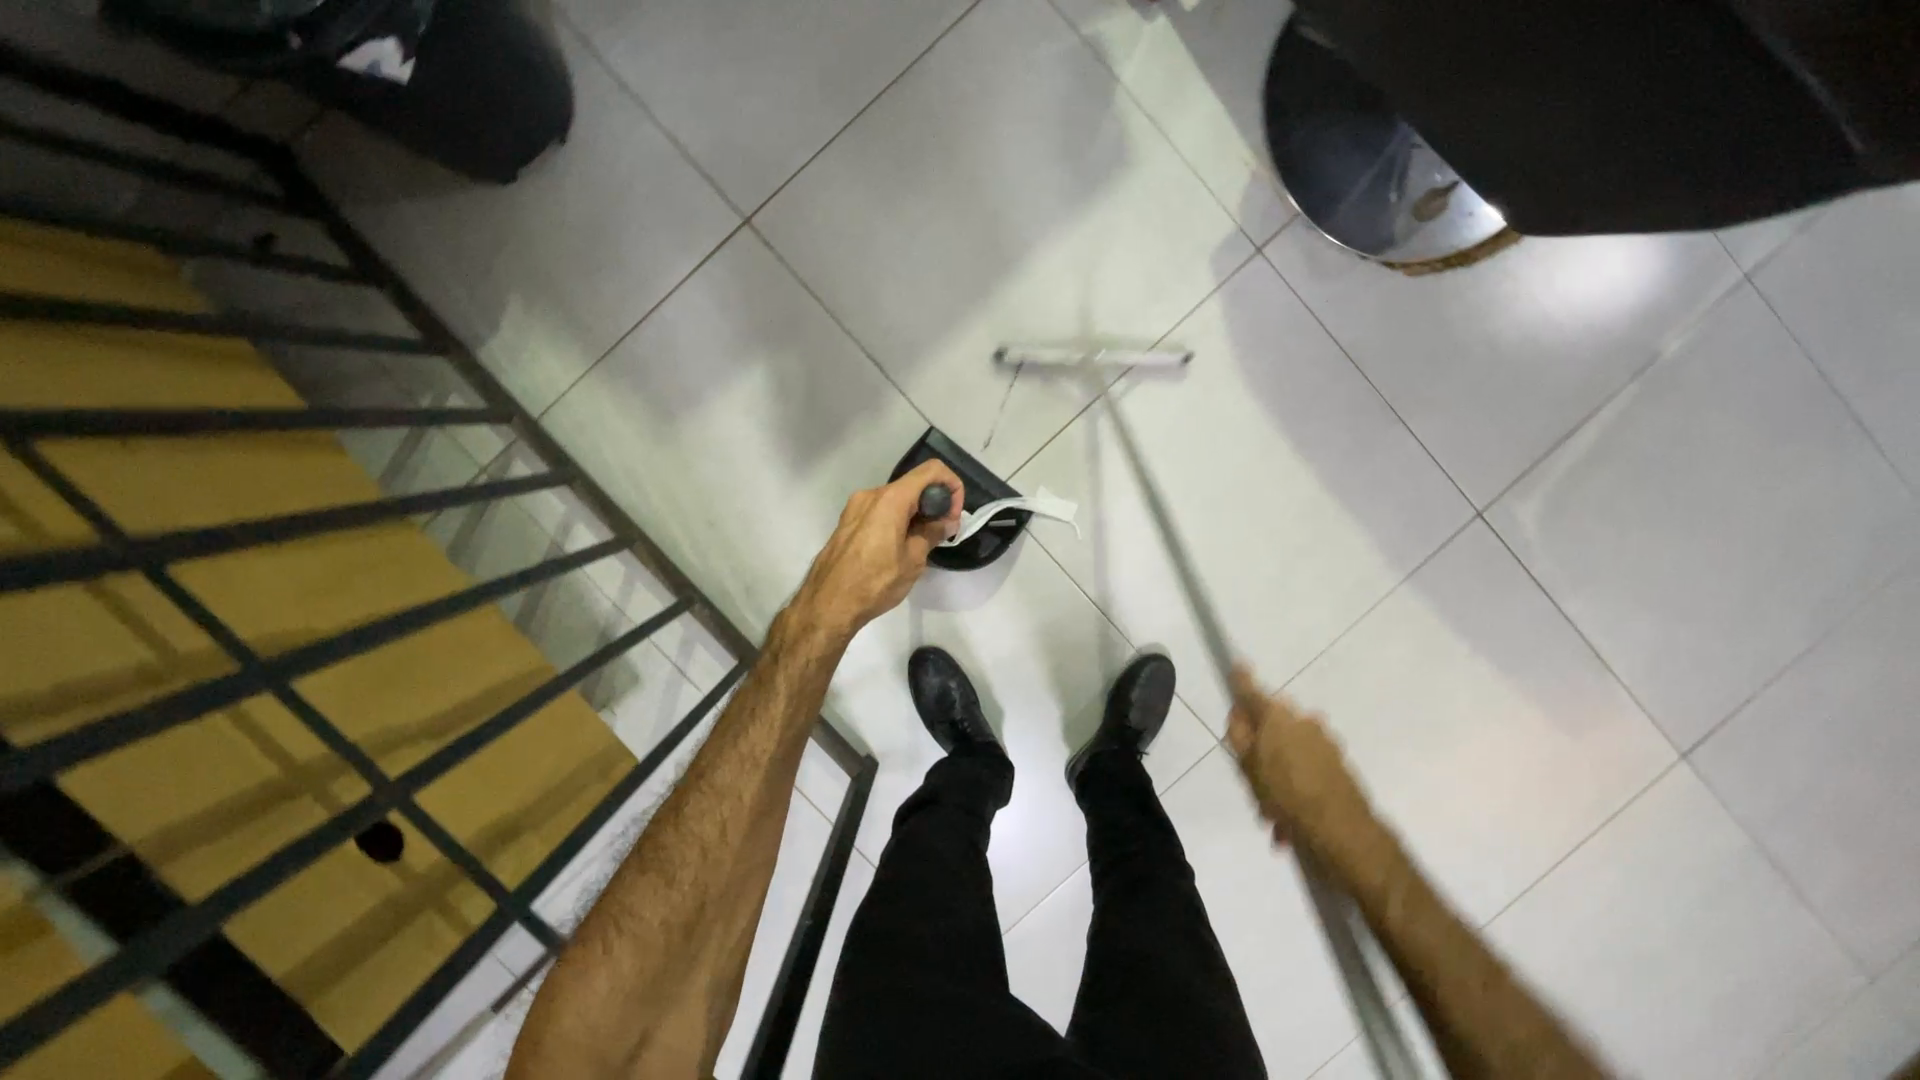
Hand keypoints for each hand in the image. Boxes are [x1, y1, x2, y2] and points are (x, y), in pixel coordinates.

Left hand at [793, 461, 965, 639]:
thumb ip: (932, 533)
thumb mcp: (913, 560)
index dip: (951, 486)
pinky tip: (898, 549)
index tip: (953, 515)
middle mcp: (871, 495)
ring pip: (895, 500)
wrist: (827, 604)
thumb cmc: (874, 582)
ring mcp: (855, 508)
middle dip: (933, 505)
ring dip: (914, 515)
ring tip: (920, 546)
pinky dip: (896, 521)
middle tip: (941, 534)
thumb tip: (947, 522)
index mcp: (890, 499)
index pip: (931, 471)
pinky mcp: (847, 523)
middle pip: (912, 486)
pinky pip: (879, 512)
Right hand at [1226, 666, 1370, 847]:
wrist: (1342, 830)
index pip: (1250, 689)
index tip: (1235, 665)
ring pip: (1289, 751)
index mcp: (1276, 716)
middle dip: (1259, 750)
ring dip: (1278, 775)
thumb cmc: (1285, 795)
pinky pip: (1307, 768)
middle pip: (1271, 725)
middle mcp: (1303, 719)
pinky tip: (1291, 819)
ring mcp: (1325, 740)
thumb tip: (1238, 712)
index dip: (1239, 678)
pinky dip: (1297, 786)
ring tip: (1273, 813)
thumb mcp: (1247, 767)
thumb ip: (1238, 735)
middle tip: (1251, 780)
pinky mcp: (1339, 762)